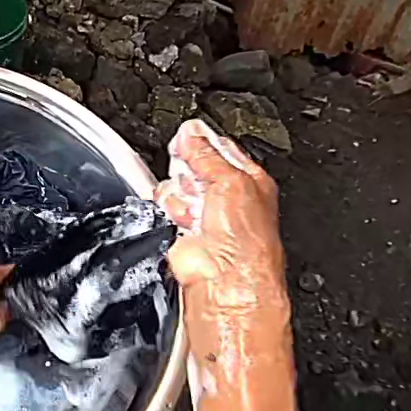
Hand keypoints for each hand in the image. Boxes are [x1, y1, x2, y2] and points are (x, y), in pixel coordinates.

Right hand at [151, 119, 286, 315]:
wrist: (222, 277)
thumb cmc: (245, 240)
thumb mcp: (230, 180)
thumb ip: (208, 154)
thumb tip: (191, 134)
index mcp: (247, 182)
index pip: (219, 150)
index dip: (202, 141)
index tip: (188, 134)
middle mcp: (225, 198)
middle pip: (192, 168)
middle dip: (187, 170)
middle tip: (193, 177)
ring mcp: (200, 216)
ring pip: (174, 188)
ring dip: (179, 195)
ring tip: (191, 206)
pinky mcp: (178, 231)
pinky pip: (163, 209)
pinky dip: (168, 210)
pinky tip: (180, 217)